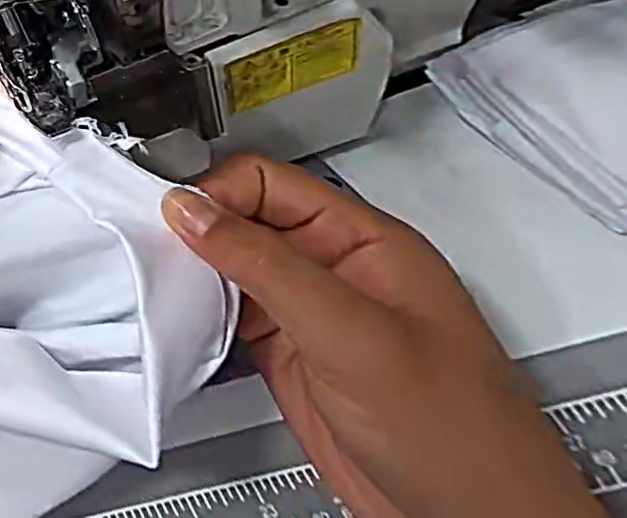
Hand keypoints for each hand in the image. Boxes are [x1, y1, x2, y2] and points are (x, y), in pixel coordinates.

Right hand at [162, 155, 602, 517]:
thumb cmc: (463, 444)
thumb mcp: (353, 335)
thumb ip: (264, 264)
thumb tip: (189, 208)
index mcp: (361, 240)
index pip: (265, 181)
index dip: (217, 193)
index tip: (179, 219)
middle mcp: (327, 264)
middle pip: (238, 213)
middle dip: (197, 226)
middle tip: (163, 247)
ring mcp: (302, 304)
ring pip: (223, 255)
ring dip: (192, 265)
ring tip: (171, 280)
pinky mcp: (279, 341)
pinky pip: (221, 300)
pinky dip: (195, 302)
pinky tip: (185, 312)